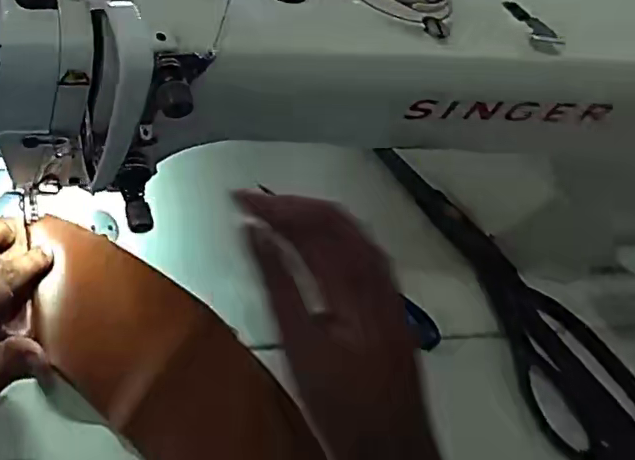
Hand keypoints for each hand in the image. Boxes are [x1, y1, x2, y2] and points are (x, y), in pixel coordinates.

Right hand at [235, 191, 440, 459]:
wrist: (391, 454)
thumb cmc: (346, 411)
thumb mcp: (297, 342)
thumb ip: (274, 280)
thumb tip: (253, 234)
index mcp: (355, 290)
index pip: (315, 223)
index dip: (275, 204)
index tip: (243, 199)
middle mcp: (378, 286)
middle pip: (337, 220)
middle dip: (291, 204)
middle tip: (255, 201)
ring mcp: (389, 297)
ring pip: (352, 232)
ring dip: (311, 215)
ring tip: (276, 213)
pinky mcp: (390, 308)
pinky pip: (363, 252)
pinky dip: (331, 234)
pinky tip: (312, 239)